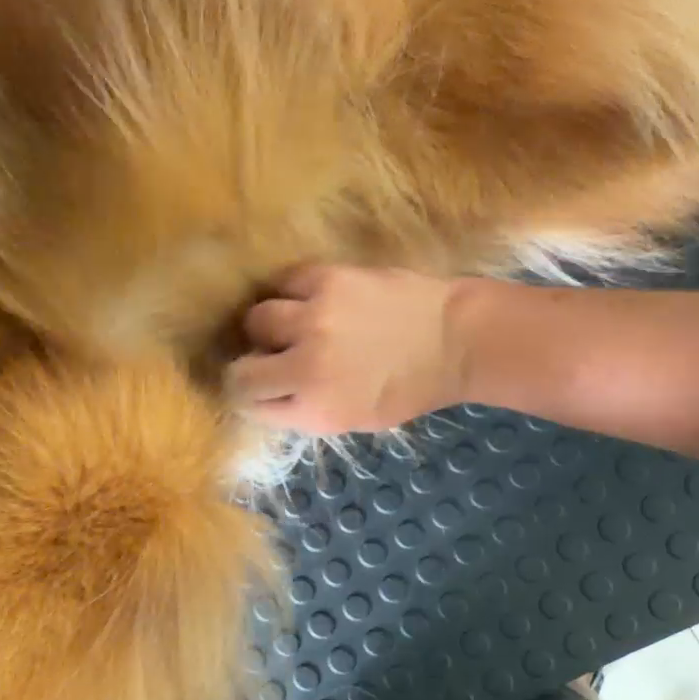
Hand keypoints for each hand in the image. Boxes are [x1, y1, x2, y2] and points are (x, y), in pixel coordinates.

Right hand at [227, 264, 467, 433]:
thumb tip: (265, 393)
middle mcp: (306, 367)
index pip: (248, 404)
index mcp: (314, 410)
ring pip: (256, 319)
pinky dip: (288, 292)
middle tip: (278, 357)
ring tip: (292, 324)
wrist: (454, 339)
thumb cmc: (407, 387)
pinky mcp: (326, 279)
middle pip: (243, 367)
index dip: (252, 395)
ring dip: (269, 326)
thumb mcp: (351, 419)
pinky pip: (281, 283)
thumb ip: (302, 410)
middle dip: (256, 364)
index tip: (263, 387)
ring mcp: (314, 320)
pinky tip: (305, 299)